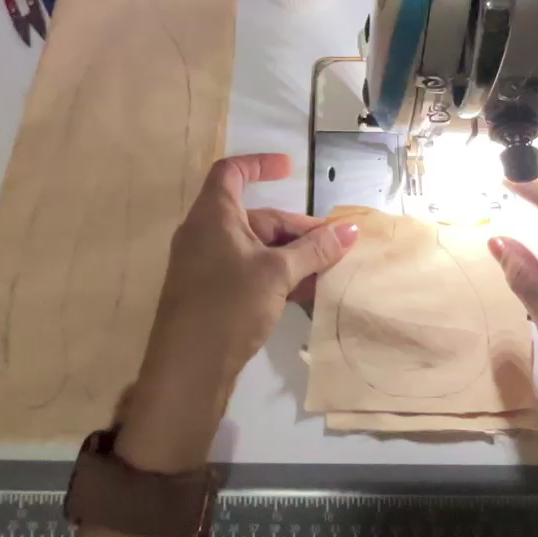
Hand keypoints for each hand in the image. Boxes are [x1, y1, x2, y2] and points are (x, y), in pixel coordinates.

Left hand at [119, 153, 357, 471]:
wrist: (187, 372)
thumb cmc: (227, 307)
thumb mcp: (277, 274)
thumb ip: (314, 250)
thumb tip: (350, 230)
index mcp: (212, 216)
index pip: (231, 173)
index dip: (260, 164)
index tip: (290, 168)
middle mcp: (206, 234)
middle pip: (256, 217)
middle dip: (296, 228)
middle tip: (333, 245)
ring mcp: (207, 266)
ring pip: (257, 248)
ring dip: (293, 256)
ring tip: (328, 272)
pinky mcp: (212, 295)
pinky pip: (250, 272)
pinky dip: (277, 276)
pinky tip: (307, 294)